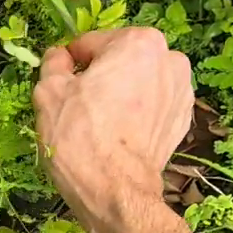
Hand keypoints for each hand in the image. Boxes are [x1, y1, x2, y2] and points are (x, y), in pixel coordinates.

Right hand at [33, 27, 193, 228]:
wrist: (114, 189)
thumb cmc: (79, 137)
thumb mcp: (49, 93)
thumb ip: (53, 64)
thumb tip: (59, 57)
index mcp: (138, 42)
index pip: (91, 43)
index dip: (69, 64)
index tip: (59, 87)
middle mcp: (170, 58)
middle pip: (119, 61)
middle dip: (98, 78)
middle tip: (77, 108)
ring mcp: (182, 90)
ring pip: (136, 84)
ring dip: (118, 95)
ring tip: (97, 125)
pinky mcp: (183, 120)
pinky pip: (150, 107)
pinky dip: (134, 116)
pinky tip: (116, 137)